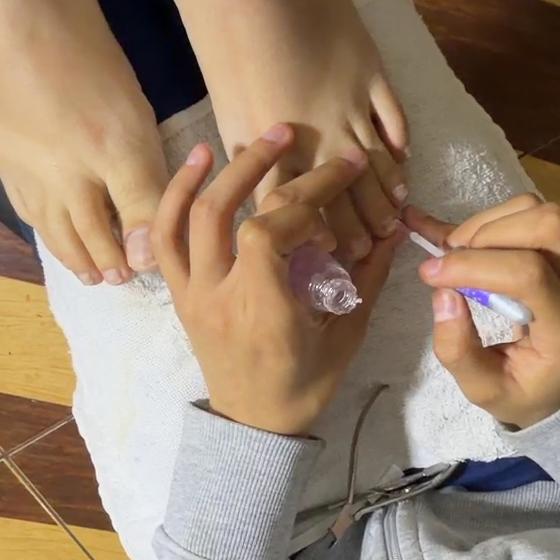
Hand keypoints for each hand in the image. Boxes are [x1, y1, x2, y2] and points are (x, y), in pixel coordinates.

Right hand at [0, 62, 168, 284]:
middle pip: (79, 232)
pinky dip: (36, 219)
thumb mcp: (130, 139)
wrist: (14, 16)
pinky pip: (22, 197)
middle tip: (111, 282)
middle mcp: (55, 183)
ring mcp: (24, 164)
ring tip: (81, 270)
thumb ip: (140, 200)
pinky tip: (39, 219)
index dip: (130, 256)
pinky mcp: (2, 143)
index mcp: (93, 183)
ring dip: (67, 248)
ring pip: (49, 220)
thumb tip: (142, 262)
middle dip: (98, 260)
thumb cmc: (85, 75)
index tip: (141, 275)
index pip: (118, 231)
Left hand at [129, 0, 408, 262]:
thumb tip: (269, 187)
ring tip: (395, 221)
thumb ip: (253, 153)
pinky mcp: (370, 70)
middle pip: (346, 193)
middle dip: (359, 225)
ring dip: (385, 194)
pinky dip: (401, 143)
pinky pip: (393, 117)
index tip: (333, 256)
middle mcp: (319, 136)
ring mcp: (350, 103)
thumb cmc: (224, 38)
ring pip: (376, 163)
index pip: (305, 208)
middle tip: (372, 250)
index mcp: (278, 150)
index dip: (321, 234)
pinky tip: (405, 163)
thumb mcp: (228, 108)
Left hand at [153, 123, 402, 435]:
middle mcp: (219, 297)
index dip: (304, 199)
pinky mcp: (182, 294)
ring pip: (192, 218)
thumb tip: (393, 231)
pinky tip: (199, 162)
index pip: (269, 232)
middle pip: (228, 214)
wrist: (254, 425)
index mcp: (263, 312)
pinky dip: (176, 196)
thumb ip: (367, 280)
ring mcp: (193, 294)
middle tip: (296, 134)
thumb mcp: (346, 336)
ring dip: (220, 170)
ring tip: (252, 139)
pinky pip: (166, 239)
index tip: (336, 186)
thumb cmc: (304, 386)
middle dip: (265, 167)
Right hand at [409, 196, 559, 428]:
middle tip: (452, 259)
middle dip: (487, 233)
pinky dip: (497, 220)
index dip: (474, 266)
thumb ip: (458, 351)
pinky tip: (470, 243)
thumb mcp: (483, 390)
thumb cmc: (522, 393)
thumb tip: (443, 295)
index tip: (431, 275)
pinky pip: (537, 215)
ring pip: (543, 212)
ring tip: (460, 253)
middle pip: (548, 226)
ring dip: (491, 223)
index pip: (529, 275)